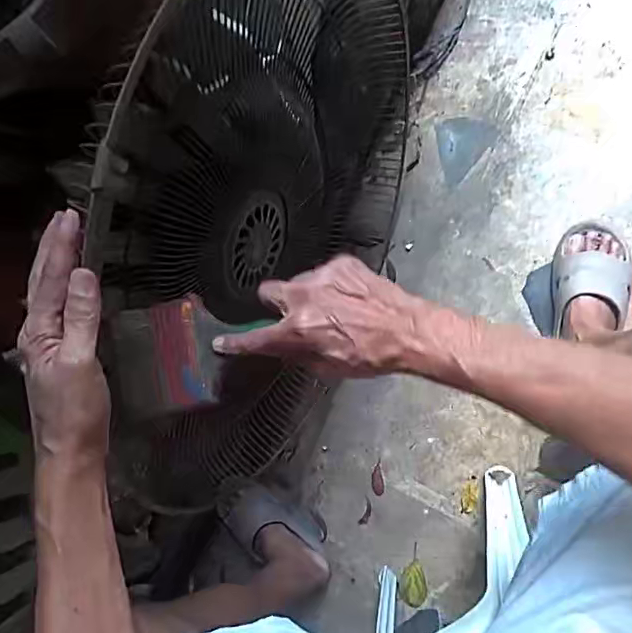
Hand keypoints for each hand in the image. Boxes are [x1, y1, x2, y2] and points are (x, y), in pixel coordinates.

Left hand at [18, 209, 110, 463]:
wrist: (72, 451)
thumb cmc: (76, 411)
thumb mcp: (81, 362)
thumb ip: (81, 317)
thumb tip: (83, 273)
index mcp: (37, 331)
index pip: (48, 280)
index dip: (60, 247)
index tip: (70, 216)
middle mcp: (36, 333)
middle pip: (40, 282)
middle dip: (52, 248)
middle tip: (65, 216)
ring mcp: (46, 344)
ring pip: (47, 294)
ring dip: (55, 264)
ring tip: (66, 239)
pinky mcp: (60, 354)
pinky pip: (59, 309)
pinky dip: (64, 287)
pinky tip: (71, 284)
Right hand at [212, 256, 443, 378]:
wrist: (407, 330)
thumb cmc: (374, 354)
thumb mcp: (329, 367)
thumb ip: (299, 355)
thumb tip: (286, 349)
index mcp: (298, 330)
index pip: (256, 338)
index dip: (237, 343)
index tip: (224, 342)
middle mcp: (304, 299)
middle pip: (268, 293)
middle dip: (275, 305)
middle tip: (293, 316)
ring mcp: (322, 277)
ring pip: (298, 282)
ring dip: (307, 295)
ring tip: (333, 310)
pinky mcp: (341, 264)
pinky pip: (323, 273)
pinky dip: (330, 285)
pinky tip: (348, 299)